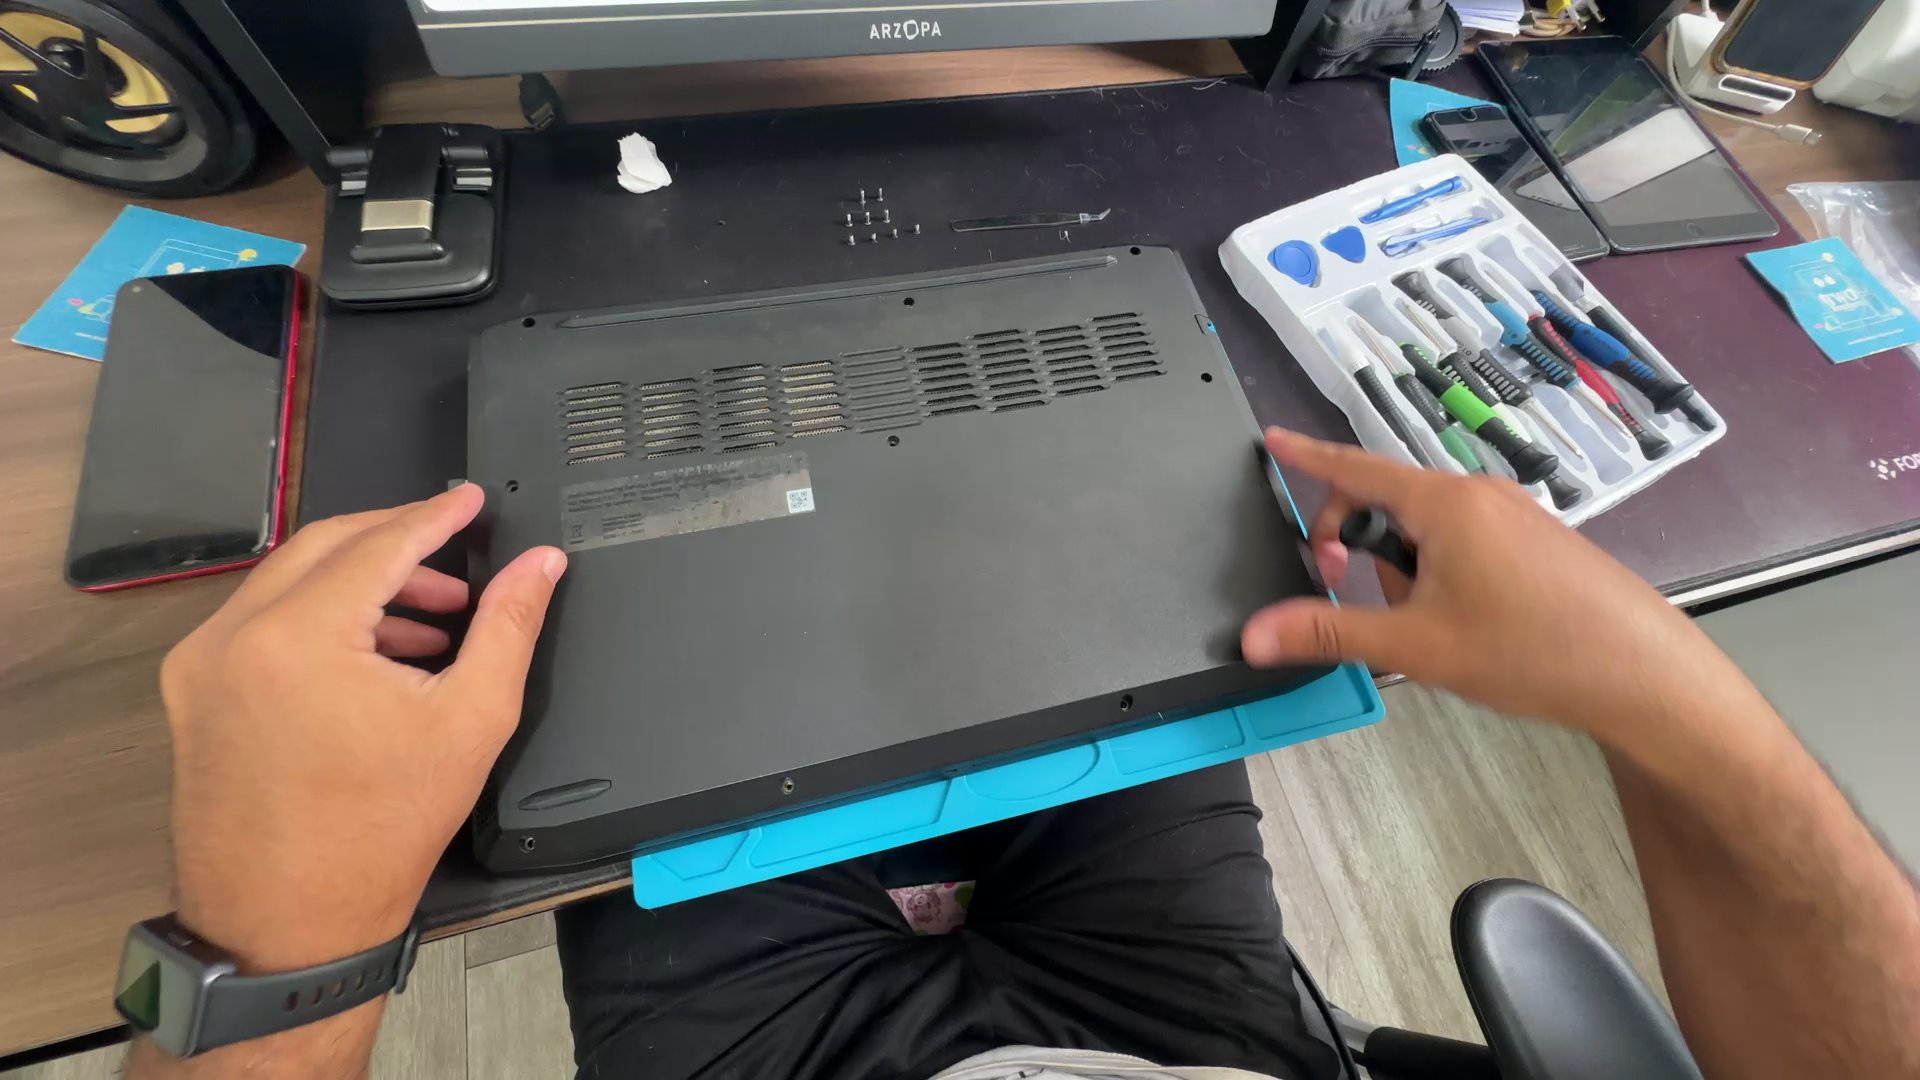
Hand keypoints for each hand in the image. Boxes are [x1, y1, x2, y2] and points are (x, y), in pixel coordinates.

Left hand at [159, 485, 565, 971]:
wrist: (294, 913)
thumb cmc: (390, 816)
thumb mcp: (476, 711)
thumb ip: (511, 622)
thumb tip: (542, 564)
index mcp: (298, 638)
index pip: (378, 544)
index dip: (435, 514)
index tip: (471, 498)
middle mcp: (230, 639)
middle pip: (324, 547)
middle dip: (399, 535)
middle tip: (460, 539)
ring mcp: (201, 668)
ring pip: (293, 581)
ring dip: (369, 577)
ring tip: (442, 609)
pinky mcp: (197, 694)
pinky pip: (270, 620)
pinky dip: (334, 612)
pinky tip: (392, 647)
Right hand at [1241, 429, 1756, 748]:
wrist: (1652, 682)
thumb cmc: (1531, 651)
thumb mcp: (1412, 646)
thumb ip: (1325, 631)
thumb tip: (1254, 635)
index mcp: (1444, 504)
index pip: (1354, 468)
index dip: (1306, 454)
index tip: (1274, 438)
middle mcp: (1477, 495)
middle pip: (1383, 498)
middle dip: (1350, 540)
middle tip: (1341, 586)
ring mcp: (1511, 514)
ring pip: (1420, 524)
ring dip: (1397, 563)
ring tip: (1422, 619)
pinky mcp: (1532, 537)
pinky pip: (1457, 535)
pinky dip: (1433, 565)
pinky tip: (1459, 615)